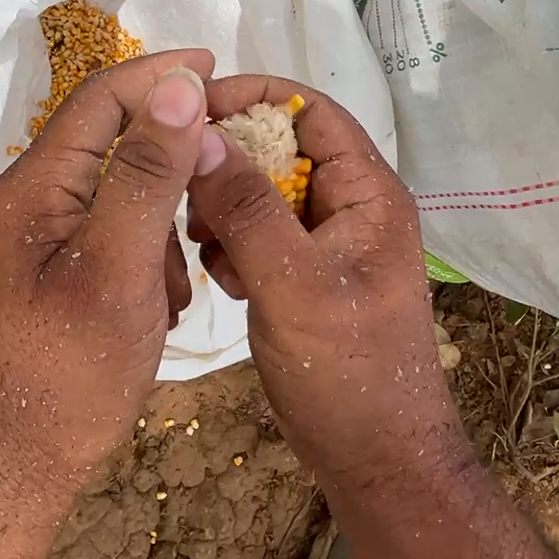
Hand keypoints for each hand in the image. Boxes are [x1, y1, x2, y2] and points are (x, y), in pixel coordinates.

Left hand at [0, 49, 219, 489]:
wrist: (22, 459)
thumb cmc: (69, 367)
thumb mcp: (115, 265)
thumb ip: (145, 175)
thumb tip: (178, 87)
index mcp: (41, 182)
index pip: (102, 98)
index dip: (159, 74)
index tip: (215, 65)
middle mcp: (41, 197)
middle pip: (114, 137)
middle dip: (172, 148)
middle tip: (228, 161)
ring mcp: (53, 234)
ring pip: (126, 189)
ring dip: (166, 213)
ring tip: (190, 260)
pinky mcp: (69, 268)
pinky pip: (123, 233)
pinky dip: (154, 252)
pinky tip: (167, 298)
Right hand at [187, 76, 464, 481]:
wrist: (374, 462)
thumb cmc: (346, 373)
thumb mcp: (293, 284)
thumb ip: (247, 208)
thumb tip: (199, 133)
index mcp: (367, 192)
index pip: (310, 110)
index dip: (252, 97)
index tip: (189, 109)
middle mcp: (349, 205)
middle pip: (279, 148)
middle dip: (227, 161)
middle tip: (185, 191)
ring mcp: (325, 241)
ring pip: (260, 191)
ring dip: (224, 208)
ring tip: (206, 245)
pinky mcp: (302, 272)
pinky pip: (257, 233)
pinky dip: (232, 244)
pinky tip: (225, 279)